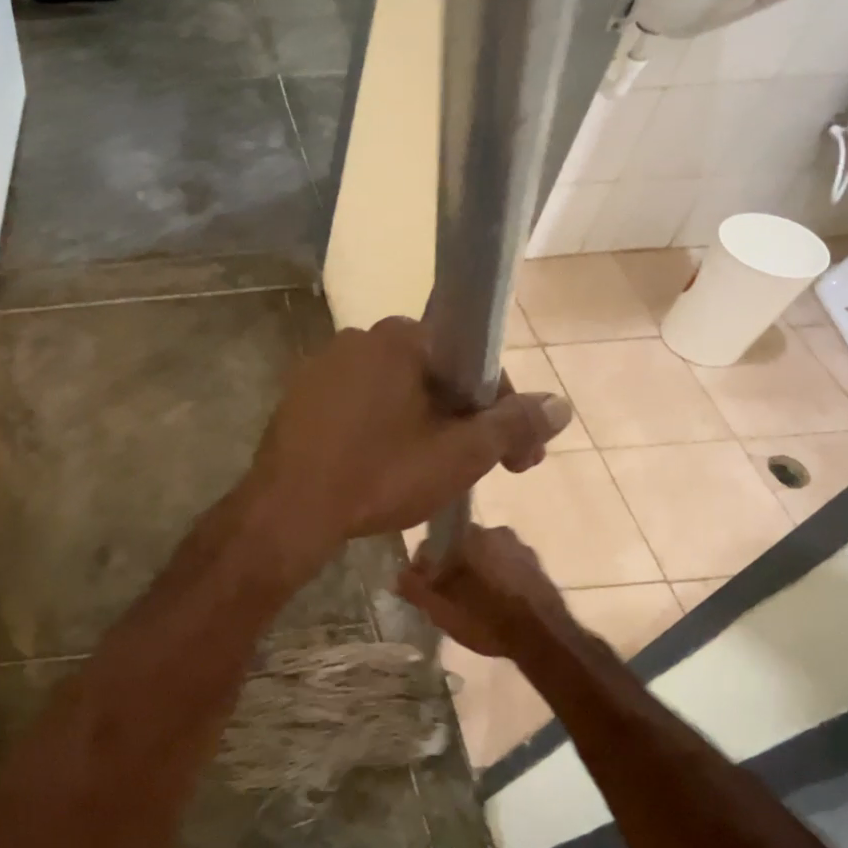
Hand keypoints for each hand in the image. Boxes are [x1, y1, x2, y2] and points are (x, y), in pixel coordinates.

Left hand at [248, 316, 573, 553]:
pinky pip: (354, 408)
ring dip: (420, 425)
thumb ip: (513, 425)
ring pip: (391, 393)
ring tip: (433, 474)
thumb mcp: (459, 455)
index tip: (519, 461)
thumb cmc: (379, 475)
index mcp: (399, 337)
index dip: (503, 412)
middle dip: (461, 420)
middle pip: (431, 376)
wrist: (288, 510)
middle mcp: (356, 338)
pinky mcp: (296, 399)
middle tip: (480, 469)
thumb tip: (559, 405)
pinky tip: (383, 468)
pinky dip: (378, 430)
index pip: (472, 363)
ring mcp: (319, 367)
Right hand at [399, 524, 569, 659]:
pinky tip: (496, 604)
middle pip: (460, 547)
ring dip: (476, 573)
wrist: (544, 638)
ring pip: (485, 557)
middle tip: (447, 597)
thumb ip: (414, 589)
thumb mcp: (439, 609)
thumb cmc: (485, 618)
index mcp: (467, 534)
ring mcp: (520, 548)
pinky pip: (507, 568)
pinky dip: (498, 581)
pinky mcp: (538, 567)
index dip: (424, 568)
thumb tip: (399, 576)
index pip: (432, 543)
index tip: (424, 590)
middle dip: (451, 568)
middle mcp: (494, 532)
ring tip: (473, 603)